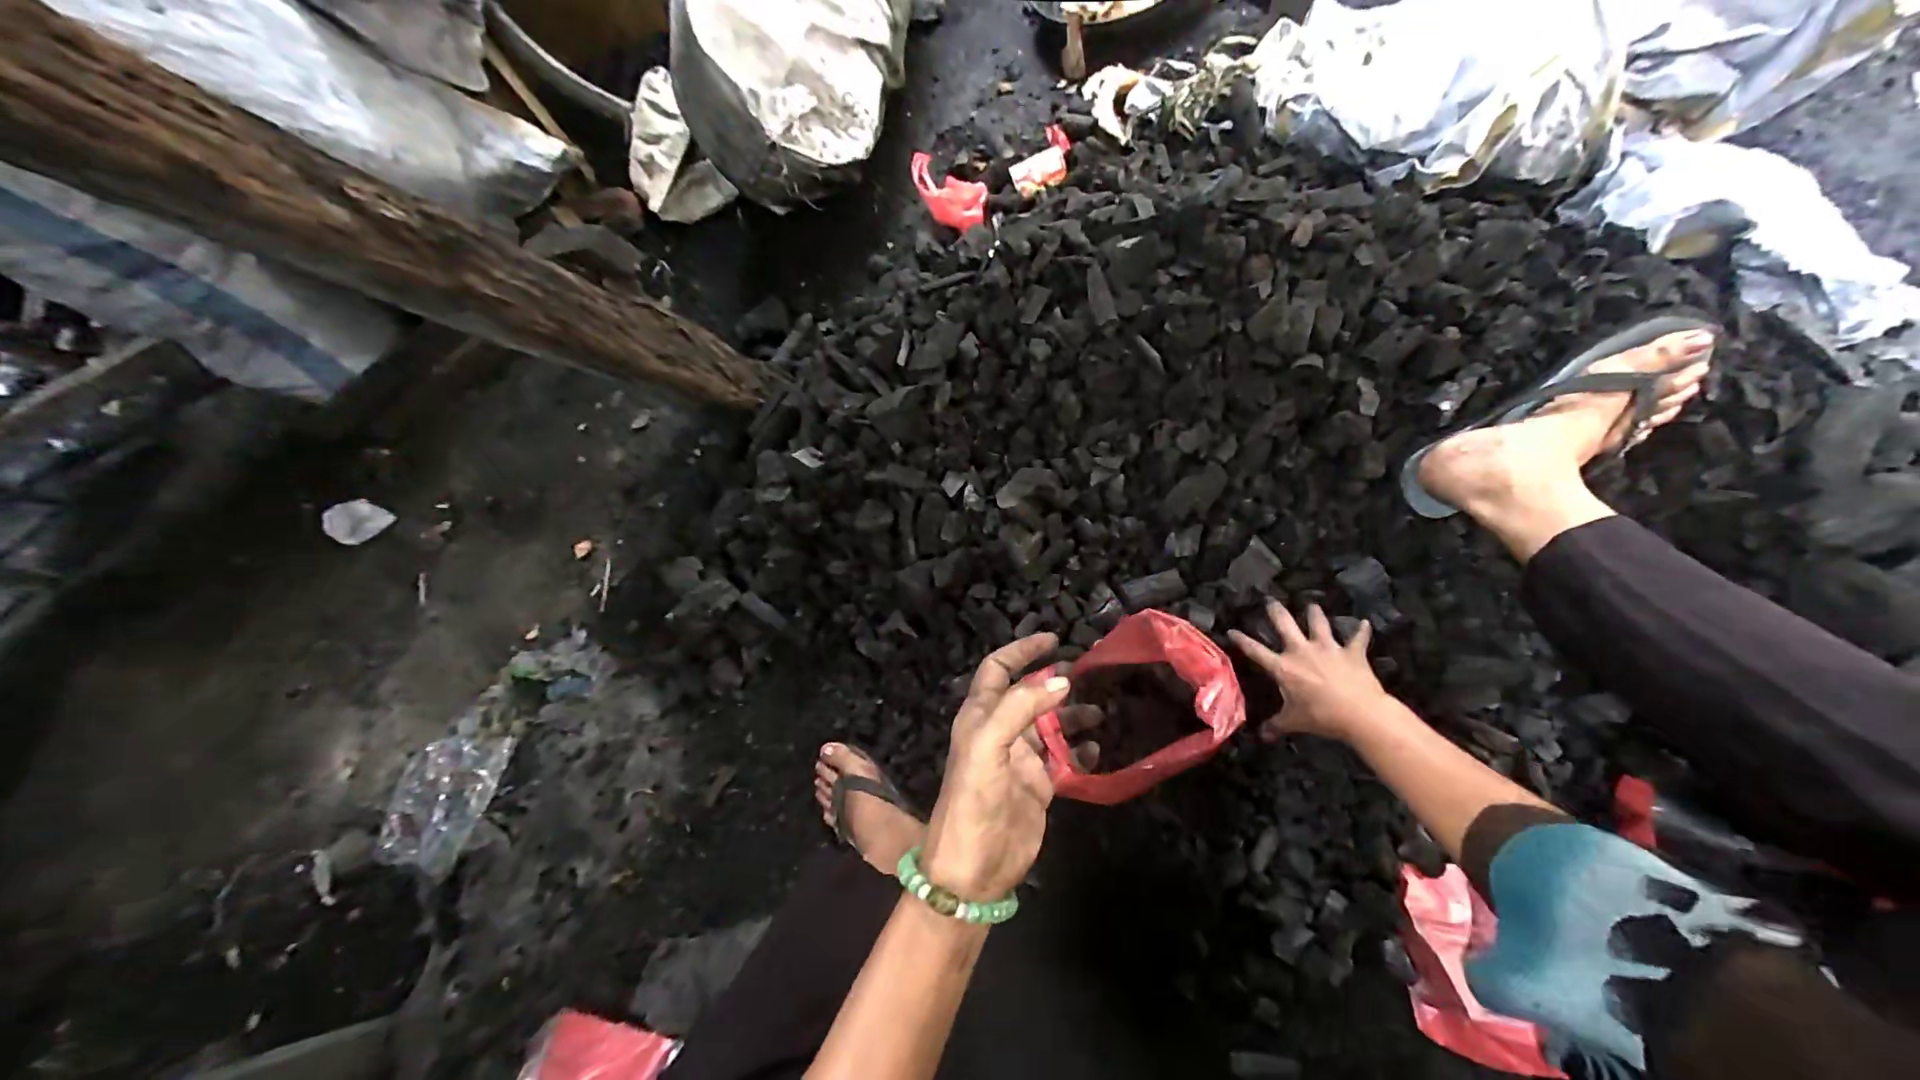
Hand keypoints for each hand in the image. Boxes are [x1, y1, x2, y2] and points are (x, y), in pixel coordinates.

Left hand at [920, 633, 1094, 900]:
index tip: (1052, 639)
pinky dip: (1081, 749)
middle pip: (1029, 694)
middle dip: (1055, 681)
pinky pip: (1064, 758)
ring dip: (1073, 714)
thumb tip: (1062, 680)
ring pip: (1051, 724)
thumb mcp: (988, 745)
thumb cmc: (973, 800)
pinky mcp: (1039, 785)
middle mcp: (1000, 731)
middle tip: (1087, 674)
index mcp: (980, 716)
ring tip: (1099, 711)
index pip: (998, 669)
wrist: (973, 868)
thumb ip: (1021, 707)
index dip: (1021, 651)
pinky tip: (1096, 748)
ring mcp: (1021, 759)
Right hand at [1229, 600, 1392, 742]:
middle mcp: (1302, 651)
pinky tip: (1364, 623)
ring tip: (1312, 605)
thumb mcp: (1293, 722)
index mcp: (1283, 667)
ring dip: (1315, 614)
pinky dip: (1362, 630)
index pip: (1255, 650)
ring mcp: (1328, 649)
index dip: (1241, 640)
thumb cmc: (1321, 717)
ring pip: (1318, 624)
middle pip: (1285, 624)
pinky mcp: (1352, 653)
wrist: (1360, 713)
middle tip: (1271, 601)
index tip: (1232, 630)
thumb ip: (1276, 725)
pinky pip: (1358, 638)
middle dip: (1277, 611)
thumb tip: (1261, 736)